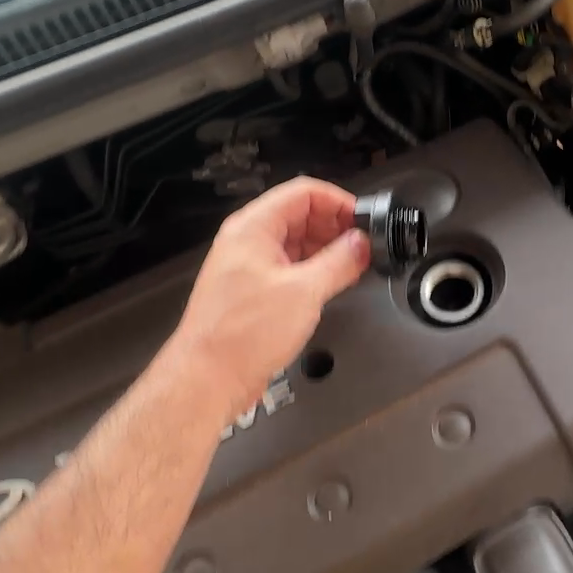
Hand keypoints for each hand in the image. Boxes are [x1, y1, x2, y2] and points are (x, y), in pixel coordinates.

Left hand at [164, 177, 368, 425]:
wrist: (207, 380)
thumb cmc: (246, 333)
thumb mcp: (305, 292)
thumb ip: (340, 261)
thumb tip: (362, 243)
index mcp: (253, 228)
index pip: (303, 192)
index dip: (338, 201)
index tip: (364, 220)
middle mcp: (248, 241)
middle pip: (300, 215)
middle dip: (336, 227)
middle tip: (365, 246)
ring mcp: (249, 266)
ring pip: (297, 242)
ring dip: (328, 250)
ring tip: (355, 266)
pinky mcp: (253, 291)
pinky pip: (290, 267)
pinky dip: (315, 270)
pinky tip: (334, 283)